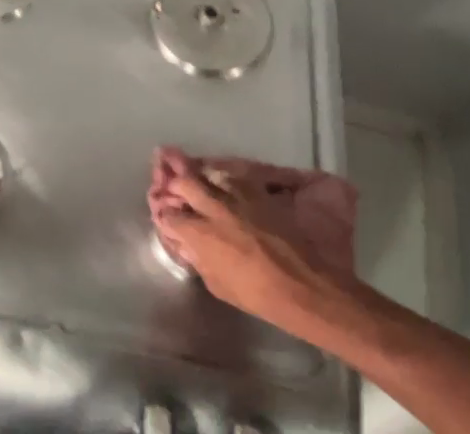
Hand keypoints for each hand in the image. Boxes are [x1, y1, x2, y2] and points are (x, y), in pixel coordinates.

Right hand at [150, 149, 358, 329]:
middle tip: (173, 186)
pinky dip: (226, 178)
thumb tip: (188, 245)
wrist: (303, 287)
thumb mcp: (218, 285)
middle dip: (175, 184)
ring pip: (210, 174)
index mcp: (200, 235)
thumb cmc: (258, 296)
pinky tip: (225, 183)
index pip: (170, 216)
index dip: (165, 216)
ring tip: (194, 176)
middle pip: (184, 183)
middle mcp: (215, 209)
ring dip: (200, 176)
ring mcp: (239, 198)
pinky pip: (236, 178)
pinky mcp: (260, 194)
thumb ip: (199, 259)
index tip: (165, 217)